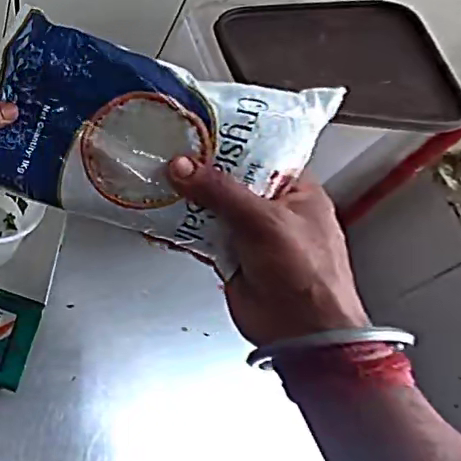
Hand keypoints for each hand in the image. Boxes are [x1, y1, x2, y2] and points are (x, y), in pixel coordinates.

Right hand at [166, 156, 368, 346]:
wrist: (299, 330)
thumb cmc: (304, 273)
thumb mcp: (264, 221)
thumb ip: (220, 192)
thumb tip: (183, 167)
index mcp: (296, 192)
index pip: (260, 156)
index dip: (230, 143)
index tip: (197, 131)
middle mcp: (272, 210)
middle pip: (228, 181)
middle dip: (199, 171)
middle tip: (167, 153)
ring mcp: (248, 234)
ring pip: (210, 208)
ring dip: (185, 199)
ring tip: (156, 180)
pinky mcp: (227, 256)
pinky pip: (198, 235)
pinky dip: (179, 228)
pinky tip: (158, 218)